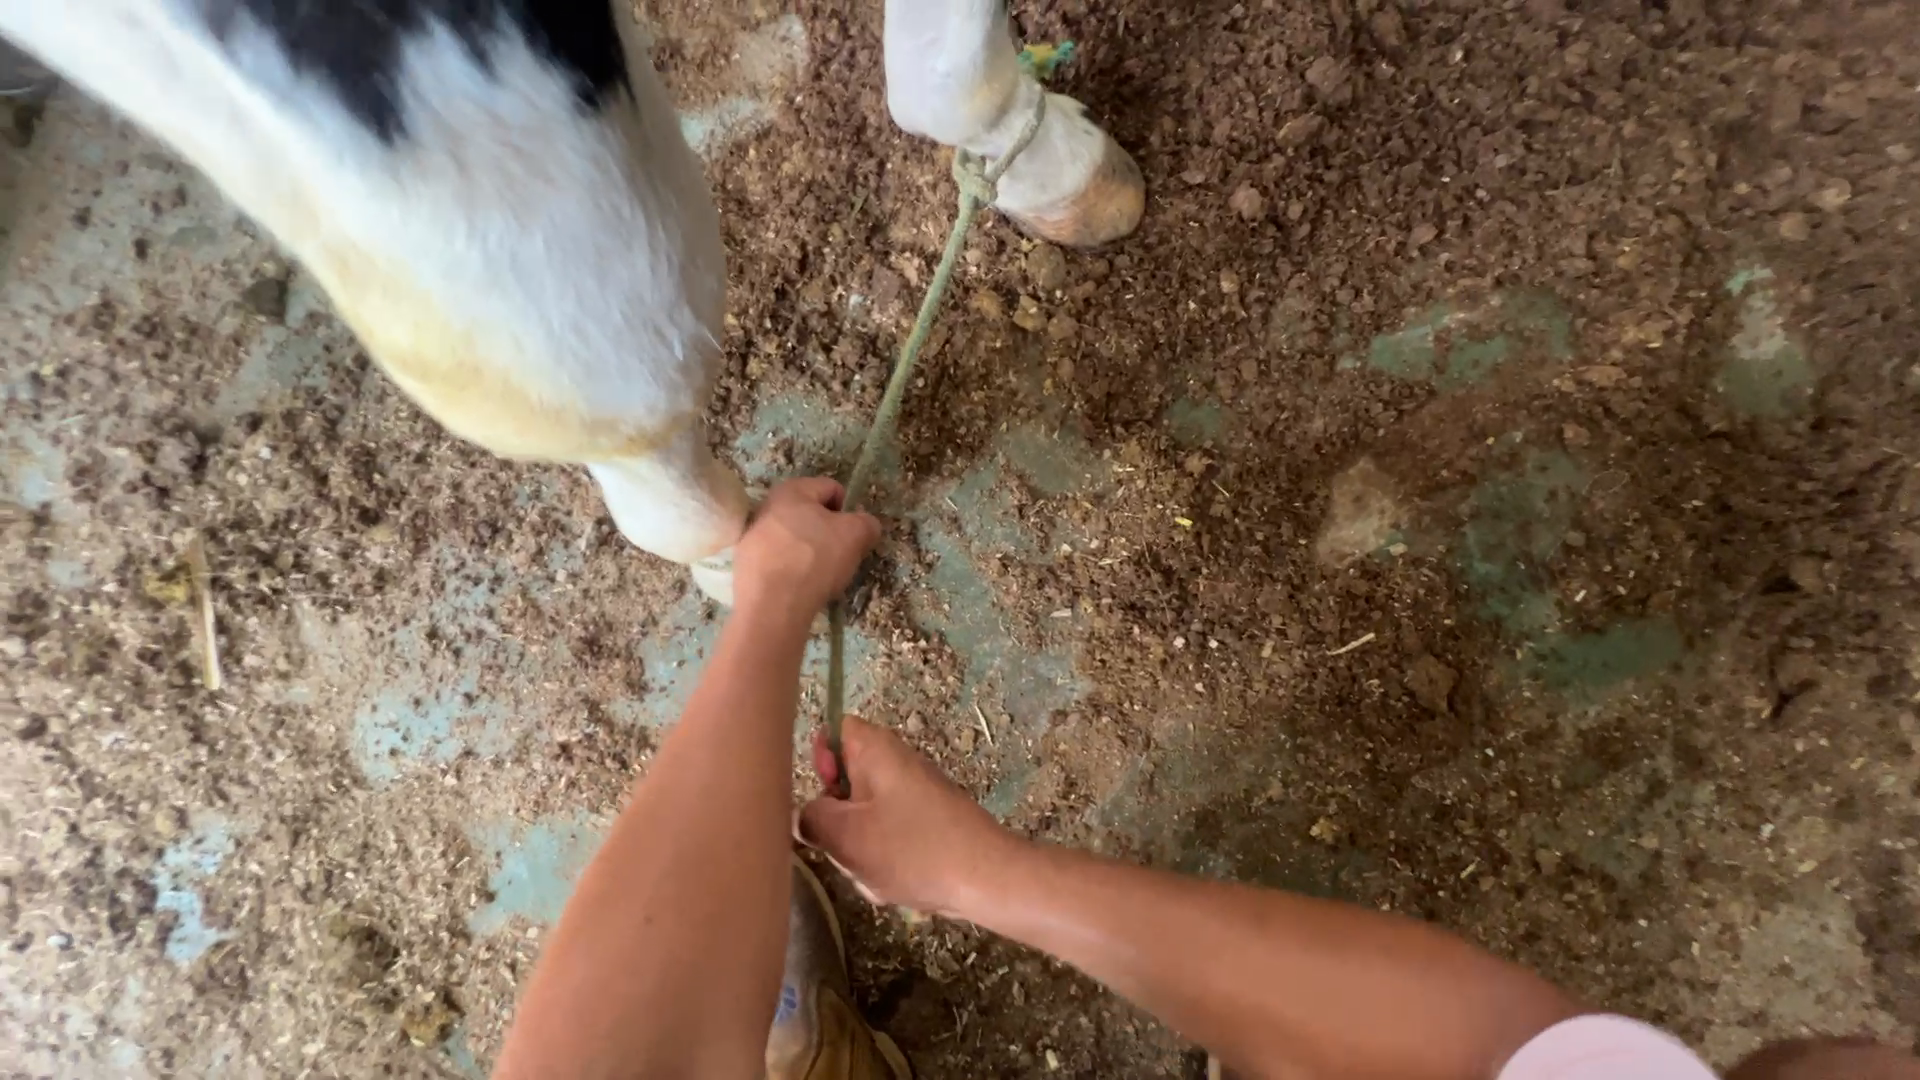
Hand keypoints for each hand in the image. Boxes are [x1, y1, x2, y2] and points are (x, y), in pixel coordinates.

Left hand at [732, 477, 880, 626]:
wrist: (773, 605)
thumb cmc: (816, 559)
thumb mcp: (856, 535)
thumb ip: (867, 523)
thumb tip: (867, 525)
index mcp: (792, 490)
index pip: (831, 488)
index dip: (848, 510)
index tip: (852, 535)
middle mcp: (767, 507)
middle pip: (810, 515)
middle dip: (828, 532)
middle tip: (839, 555)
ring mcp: (752, 537)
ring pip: (794, 539)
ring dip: (809, 552)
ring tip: (819, 575)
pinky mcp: (746, 565)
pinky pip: (779, 561)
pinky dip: (792, 571)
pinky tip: (799, 587)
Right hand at [797, 716, 1012, 913]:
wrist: (985, 876)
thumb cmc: (912, 848)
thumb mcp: (846, 836)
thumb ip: (811, 819)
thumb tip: (802, 815)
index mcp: (875, 749)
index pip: (833, 730)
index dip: (819, 760)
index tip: (823, 794)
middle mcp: (895, 762)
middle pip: (844, 781)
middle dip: (838, 820)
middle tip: (847, 845)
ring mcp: (912, 793)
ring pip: (862, 817)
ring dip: (860, 849)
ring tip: (876, 872)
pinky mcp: (925, 821)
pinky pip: (887, 836)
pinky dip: (884, 859)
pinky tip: (896, 882)